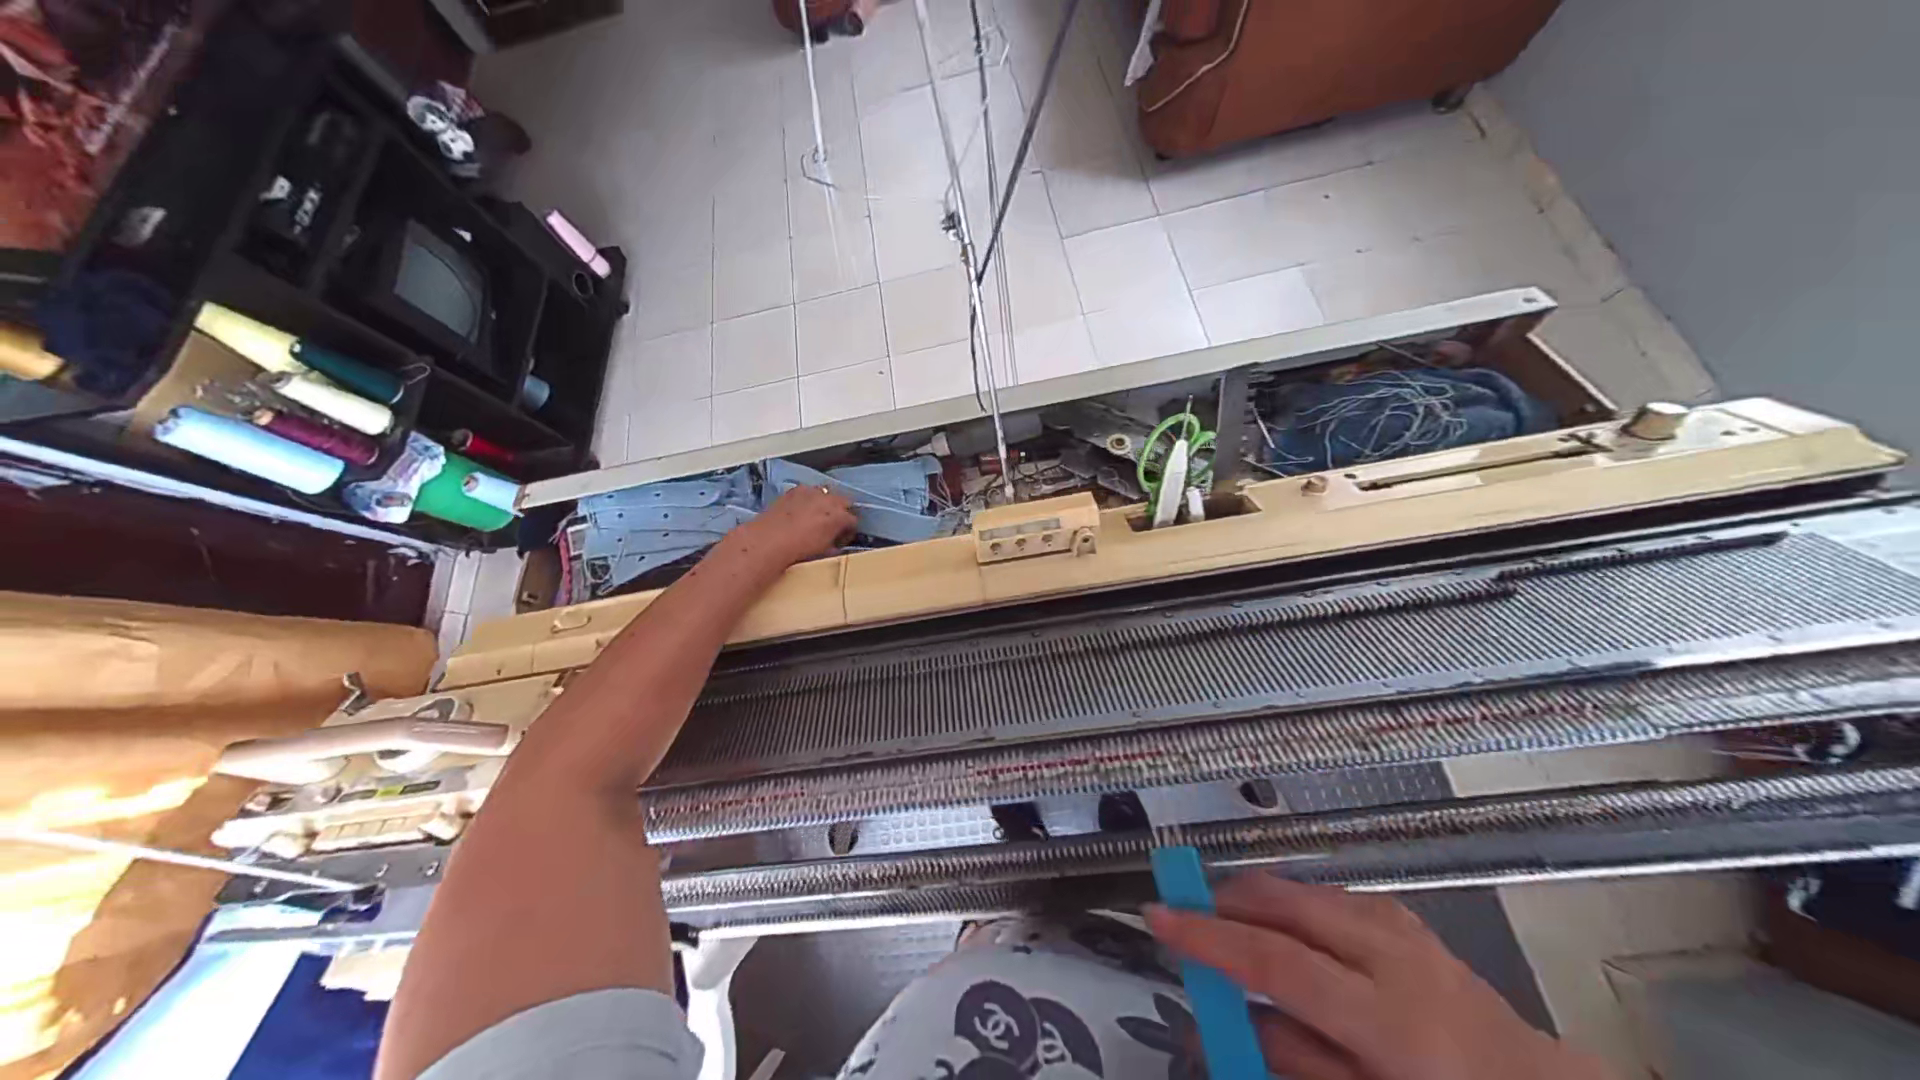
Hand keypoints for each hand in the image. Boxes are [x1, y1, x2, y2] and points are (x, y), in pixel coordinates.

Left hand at [739, 485, 856, 564]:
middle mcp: (829, 499)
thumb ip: (835, 544)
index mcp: (839, 516)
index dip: (849, 531)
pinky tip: (800, 510)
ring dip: (825, 503)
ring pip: (827, 494)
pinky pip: (809, 492)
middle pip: (844, 502)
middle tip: (832, 525)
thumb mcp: (824, 551)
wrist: (770, 540)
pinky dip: (809, 499)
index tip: (841, 539)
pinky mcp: (795, 490)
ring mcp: (812, 491)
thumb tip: (836, 543)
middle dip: (841, 512)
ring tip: (815, 516)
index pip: (853, 521)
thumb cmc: (800, 550)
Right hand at [1145, 875, 1614, 1079]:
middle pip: (1282, 900)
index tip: (1156, 914)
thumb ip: (1294, 1058)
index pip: (1275, 959)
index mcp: (1389, 1018)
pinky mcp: (1397, 912)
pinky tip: (1278, 932)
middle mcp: (1392, 952)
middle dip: (1222, 901)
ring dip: (1249, 901)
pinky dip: (1284, 904)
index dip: (1207, 935)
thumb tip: (1222, 1017)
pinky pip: (1320, 894)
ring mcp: (1397, 924)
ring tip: (1224, 931)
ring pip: (1297, 889)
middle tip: (1183, 918)